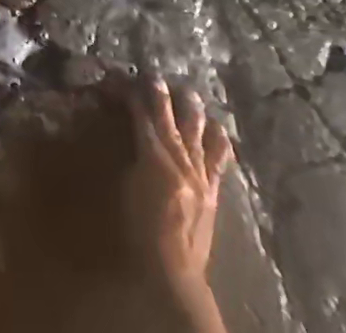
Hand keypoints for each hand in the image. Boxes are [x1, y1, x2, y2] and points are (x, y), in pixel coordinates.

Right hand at [125, 81, 233, 290]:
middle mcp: (180, 158)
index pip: (142, 115)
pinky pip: (219, 158)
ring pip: (197, 131)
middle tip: (155, 76)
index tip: (125, 81)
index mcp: (154, 156)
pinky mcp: (213, 188)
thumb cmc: (139, 230)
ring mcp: (200, 172)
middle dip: (161, 94)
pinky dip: (219, 140)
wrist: (173, 269)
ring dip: (191, 110)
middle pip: (170, 117)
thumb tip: (132, 135)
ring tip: (188, 93)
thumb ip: (132, 157)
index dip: (133, 95)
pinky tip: (217, 128)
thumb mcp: (127, 188)